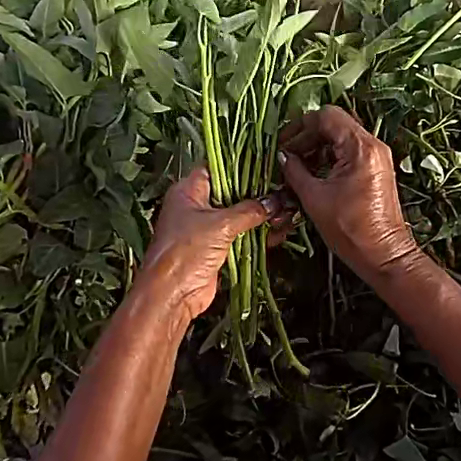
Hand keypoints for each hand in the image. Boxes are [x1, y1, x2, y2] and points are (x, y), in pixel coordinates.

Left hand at [135, 169, 281, 321]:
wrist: (172, 296)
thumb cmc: (187, 251)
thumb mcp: (220, 224)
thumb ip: (250, 210)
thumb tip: (275, 201)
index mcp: (188, 191)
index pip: (217, 166)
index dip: (241, 163)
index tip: (267, 164)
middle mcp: (197, 206)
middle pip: (232, 191)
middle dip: (259, 193)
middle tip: (284, 189)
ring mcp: (207, 228)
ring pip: (240, 214)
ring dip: (262, 215)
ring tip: (288, 211)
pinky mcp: (217, 248)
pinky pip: (242, 235)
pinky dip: (259, 233)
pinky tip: (281, 230)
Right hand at [278, 107, 421, 279]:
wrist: (383, 254)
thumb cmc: (351, 230)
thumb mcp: (314, 198)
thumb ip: (295, 171)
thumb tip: (283, 157)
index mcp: (360, 148)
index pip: (326, 116)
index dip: (300, 127)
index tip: (284, 143)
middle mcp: (373, 146)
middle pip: (334, 123)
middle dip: (308, 136)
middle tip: (288, 154)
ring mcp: (377, 156)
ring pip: (341, 136)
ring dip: (318, 146)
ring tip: (298, 165)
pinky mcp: (376, 168)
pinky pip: (350, 150)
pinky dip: (331, 156)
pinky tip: (315, 172)